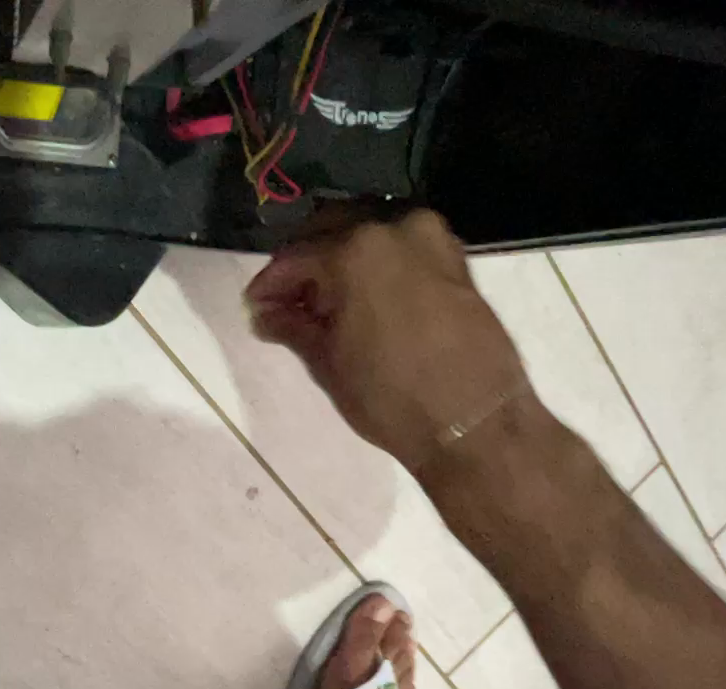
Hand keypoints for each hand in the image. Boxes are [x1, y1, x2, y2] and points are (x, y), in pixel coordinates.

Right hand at [245, 209, 533, 473]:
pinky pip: (399, 250)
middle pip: (331, 232)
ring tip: (321, 307)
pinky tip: (359, 302)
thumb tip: (265, 314)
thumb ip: (293, 327)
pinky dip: (373, 267)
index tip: (254, 307)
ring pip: (367, 238)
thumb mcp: (327, 363)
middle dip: (303, 266)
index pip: (295, 257)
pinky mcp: (454, 260)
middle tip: (284, 304)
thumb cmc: (388, 396)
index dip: (268, 284)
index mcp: (356, 250)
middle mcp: (395, 229)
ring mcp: (431, 240)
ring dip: (338, 264)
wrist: (472, 421)